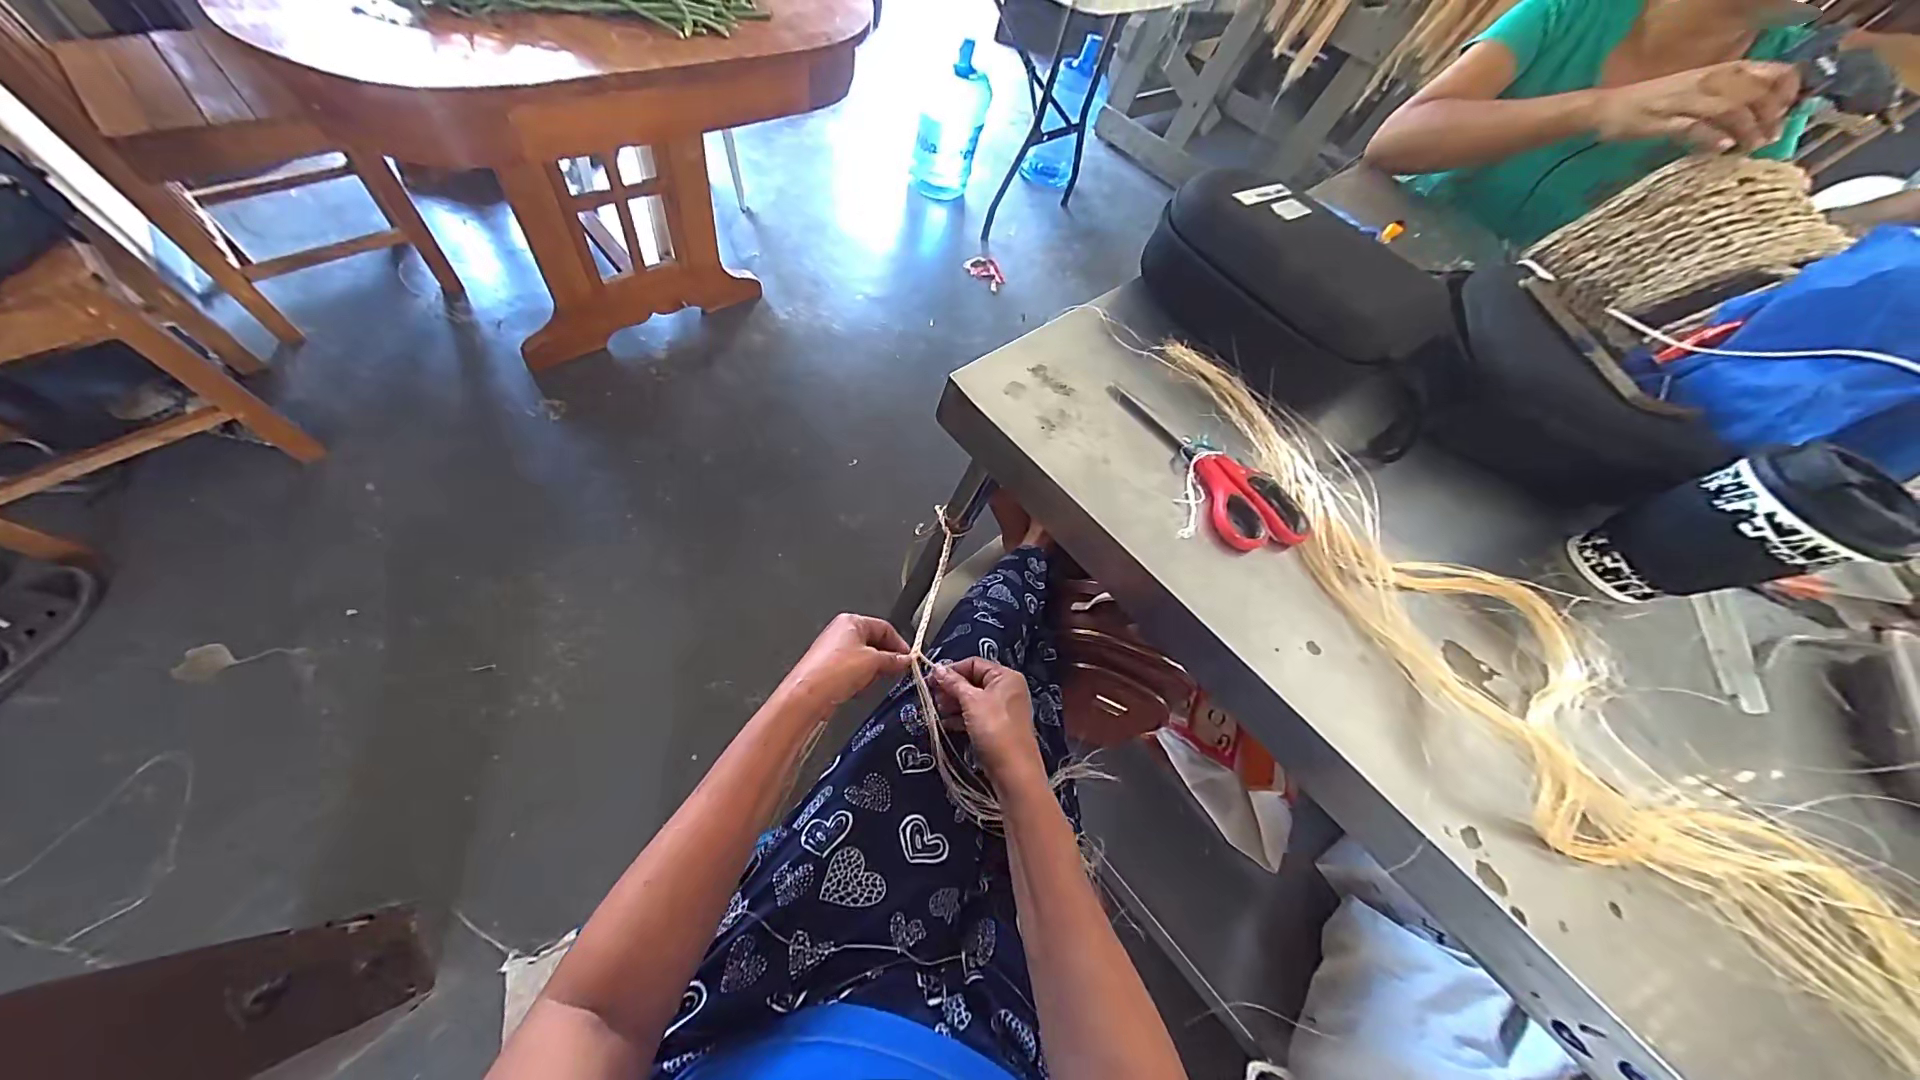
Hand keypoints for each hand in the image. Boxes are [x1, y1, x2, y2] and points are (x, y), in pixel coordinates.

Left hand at [777, 614, 911, 713]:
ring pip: (865, 659)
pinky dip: (860, 679)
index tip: (908, 658)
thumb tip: (905, 660)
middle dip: (886, 659)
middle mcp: (841, 633)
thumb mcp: (874, 662)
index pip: (884, 627)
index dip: (899, 643)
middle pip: (874, 643)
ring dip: (872, 671)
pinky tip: (858, 688)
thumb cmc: (833, 671)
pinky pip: (853, 671)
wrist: (807, 696)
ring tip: (870, 681)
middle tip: (895, 670)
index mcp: (851, 621)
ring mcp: (834, 651)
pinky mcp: (830, 669)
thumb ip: (894, 659)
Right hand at [930, 657, 1047, 791]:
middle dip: (951, 688)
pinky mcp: (997, 727)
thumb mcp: (971, 701)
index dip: (952, 670)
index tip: (931, 679)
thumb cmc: (994, 728)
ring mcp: (1003, 709)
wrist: (1014, 771)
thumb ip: (953, 683)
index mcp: (1006, 676)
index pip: (974, 663)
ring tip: (938, 711)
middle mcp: (1007, 689)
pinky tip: (947, 723)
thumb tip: (937, 669)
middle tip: (933, 697)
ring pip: (973, 699)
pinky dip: (961, 717)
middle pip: (973, 681)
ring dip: (954, 703)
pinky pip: (976, 715)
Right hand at [1589, 61, 1799, 152]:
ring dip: (1746, 130)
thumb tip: (1749, 116)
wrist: (1605, 107)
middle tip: (1768, 139)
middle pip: (1756, 95)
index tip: (1783, 115)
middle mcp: (1711, 80)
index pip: (1774, 74)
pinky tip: (1721, 148)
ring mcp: (1686, 101)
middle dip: (1768, 118)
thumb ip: (1722, 97)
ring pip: (1732, 111)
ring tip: (1750, 147)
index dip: (1786, 94)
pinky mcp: (1662, 120)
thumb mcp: (1695, 89)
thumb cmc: (1650, 100)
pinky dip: (1712, 137)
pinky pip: (1695, 127)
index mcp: (1724, 70)